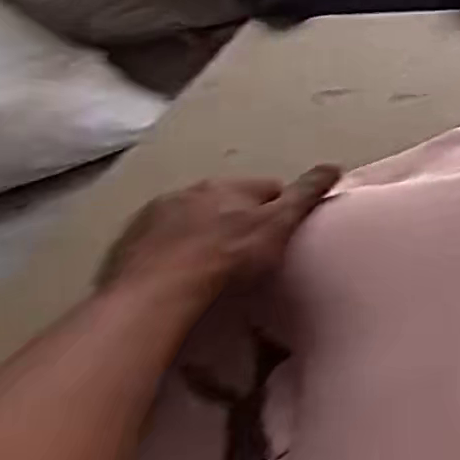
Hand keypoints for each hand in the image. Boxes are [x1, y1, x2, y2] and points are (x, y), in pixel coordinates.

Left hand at [99, 166, 341, 305]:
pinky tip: (182, 274)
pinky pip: (162, 242)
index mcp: (229, 184)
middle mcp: (189, 191)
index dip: (282, 211)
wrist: (157, 295)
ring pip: (194, 220)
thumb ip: (307, 192)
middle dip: (241, 219)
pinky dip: (175, 252)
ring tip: (214, 266)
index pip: (270, 188)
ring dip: (205, 234)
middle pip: (230, 202)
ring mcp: (152, 217)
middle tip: (251, 253)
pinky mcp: (125, 245)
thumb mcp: (281, 222)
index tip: (283, 236)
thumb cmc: (230, 256)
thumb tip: (334, 164)